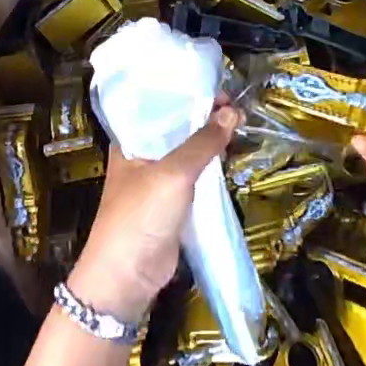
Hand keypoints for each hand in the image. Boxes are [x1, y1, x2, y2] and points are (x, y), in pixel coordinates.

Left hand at [66, 106, 238, 320]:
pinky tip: (230, 155)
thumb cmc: (140, 216)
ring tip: (239, 124)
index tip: (219, 89)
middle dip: (203, 115)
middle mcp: (141, 155)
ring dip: (209, 140)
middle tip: (236, 105)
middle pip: (175, 128)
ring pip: (187, 152)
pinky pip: (194, 176)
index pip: (159, 106)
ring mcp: (156, 180)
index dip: (187, 94)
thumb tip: (232, 112)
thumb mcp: (173, 174)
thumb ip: (202, 144)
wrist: (126, 276)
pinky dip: (210, 166)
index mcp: (130, 140)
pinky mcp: (171, 203)